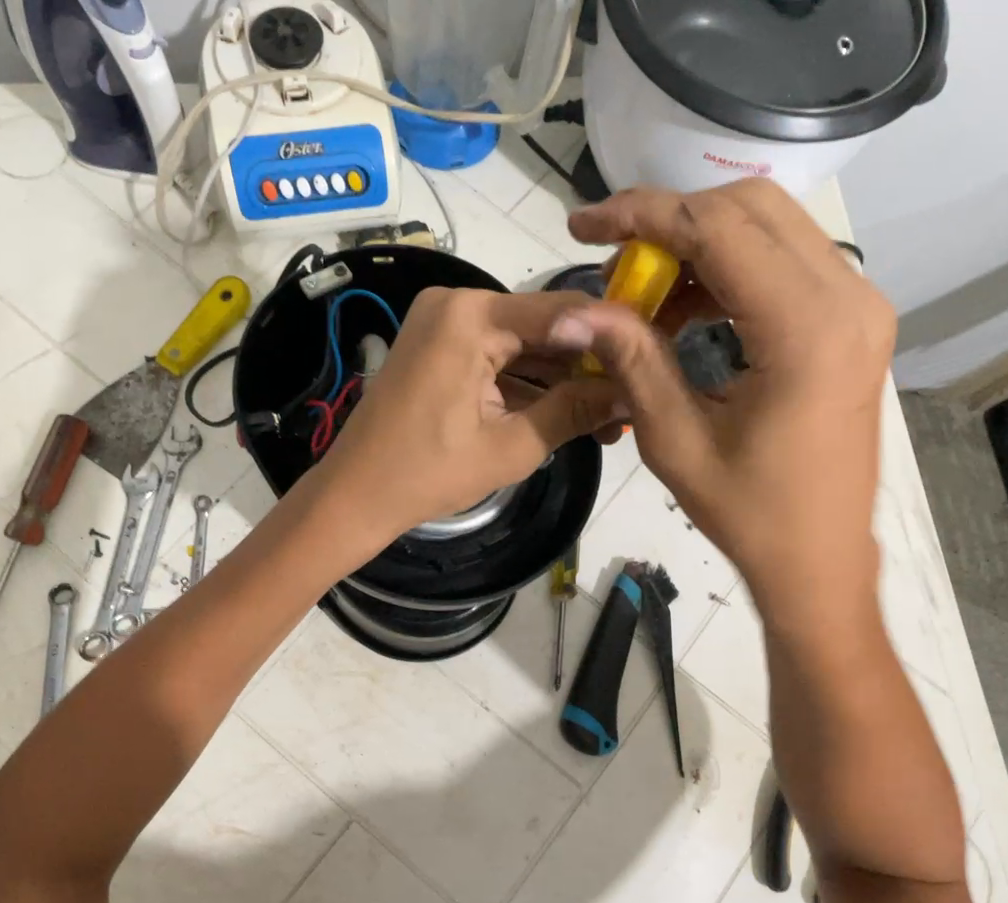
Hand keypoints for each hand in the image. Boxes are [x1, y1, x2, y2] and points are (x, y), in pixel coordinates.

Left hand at [306, 287, 622, 541]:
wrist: (355, 496)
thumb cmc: (428, 473)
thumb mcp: (511, 446)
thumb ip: (574, 411)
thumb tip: (632, 394)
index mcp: (470, 315)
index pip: (563, 312)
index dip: (611, 338)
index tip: (651, 364)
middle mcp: (456, 303)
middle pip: (542, 327)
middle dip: (586, 367)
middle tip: (631, 402)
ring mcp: (443, 323)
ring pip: (522, 344)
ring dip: (560, 380)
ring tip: (608, 418)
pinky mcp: (438, 346)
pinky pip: (495, 356)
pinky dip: (526, 384)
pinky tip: (566, 412)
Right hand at [551, 179, 897, 627]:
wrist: (821, 558)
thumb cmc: (748, 513)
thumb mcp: (675, 440)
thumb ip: (630, 359)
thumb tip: (571, 310)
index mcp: (806, 330)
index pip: (718, 229)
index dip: (643, 215)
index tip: (585, 224)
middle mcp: (849, 298)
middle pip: (752, 207)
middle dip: (671, 219)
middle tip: (613, 257)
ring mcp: (860, 304)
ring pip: (772, 225)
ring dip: (700, 242)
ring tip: (644, 292)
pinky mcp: (854, 318)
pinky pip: (787, 260)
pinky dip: (730, 267)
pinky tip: (687, 310)